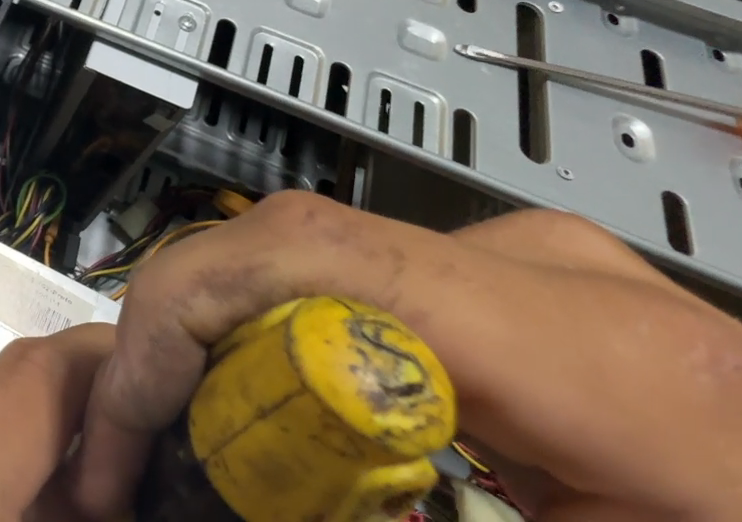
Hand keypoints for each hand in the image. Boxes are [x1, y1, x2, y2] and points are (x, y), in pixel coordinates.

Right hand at [69, 190, 741, 519]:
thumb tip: (239, 502)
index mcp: (608, 361)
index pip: (316, 257)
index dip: (185, 313)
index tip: (133, 422)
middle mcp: (544, 270)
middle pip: (283, 246)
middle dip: (174, 335)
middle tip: (133, 450)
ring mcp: (520, 261)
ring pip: (296, 254)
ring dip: (210, 336)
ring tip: (183, 433)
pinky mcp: (500, 277)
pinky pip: (338, 278)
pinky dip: (268, 335)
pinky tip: (267, 406)